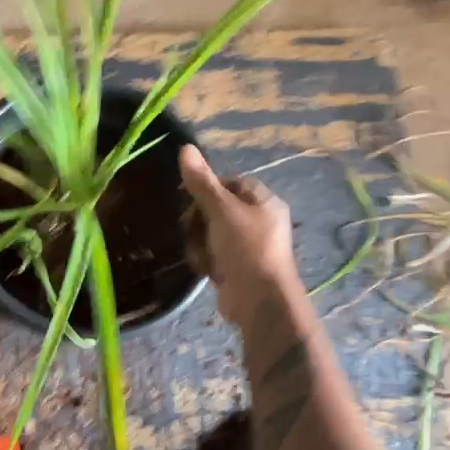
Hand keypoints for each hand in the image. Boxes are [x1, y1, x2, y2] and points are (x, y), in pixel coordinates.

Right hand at [180, 145, 299, 326]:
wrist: (259, 302)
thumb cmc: (246, 249)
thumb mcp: (222, 211)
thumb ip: (202, 182)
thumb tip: (185, 148)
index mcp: (264, 202)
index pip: (231, 183)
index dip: (208, 188)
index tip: (188, 198)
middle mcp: (259, 222)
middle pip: (217, 208)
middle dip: (200, 220)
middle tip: (191, 229)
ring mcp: (248, 247)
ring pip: (211, 233)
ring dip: (200, 243)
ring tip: (203, 255)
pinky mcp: (237, 268)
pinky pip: (213, 255)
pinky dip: (206, 260)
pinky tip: (206, 270)